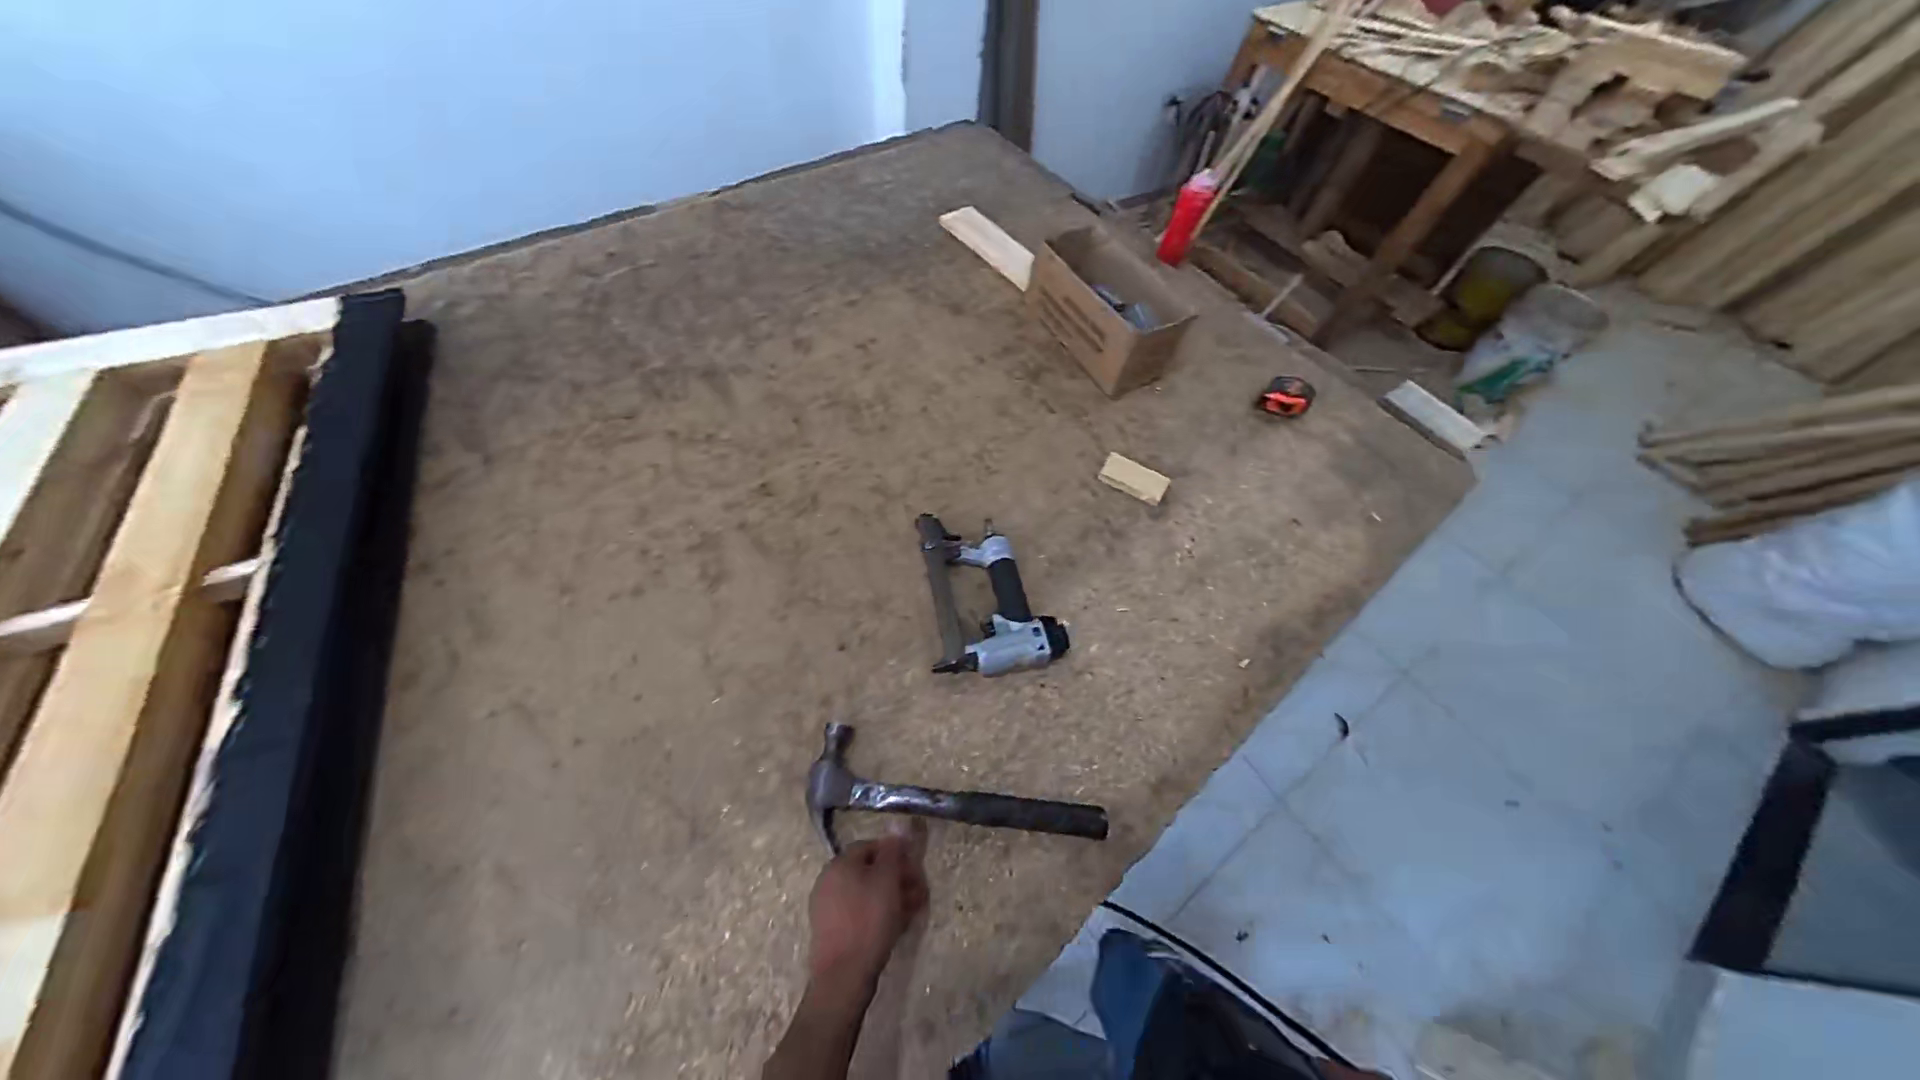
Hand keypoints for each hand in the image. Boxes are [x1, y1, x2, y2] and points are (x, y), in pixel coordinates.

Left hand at [806, 827, 927, 991]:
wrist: (843, 976)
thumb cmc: (868, 920)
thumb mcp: (887, 880)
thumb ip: (893, 851)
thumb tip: (897, 824)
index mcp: (839, 864)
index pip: (871, 846)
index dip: (896, 855)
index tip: (914, 869)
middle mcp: (828, 880)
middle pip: (868, 871)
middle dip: (896, 878)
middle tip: (918, 891)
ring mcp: (826, 907)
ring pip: (865, 893)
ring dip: (890, 897)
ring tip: (911, 911)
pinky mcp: (830, 931)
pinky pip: (857, 913)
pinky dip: (877, 914)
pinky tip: (894, 927)